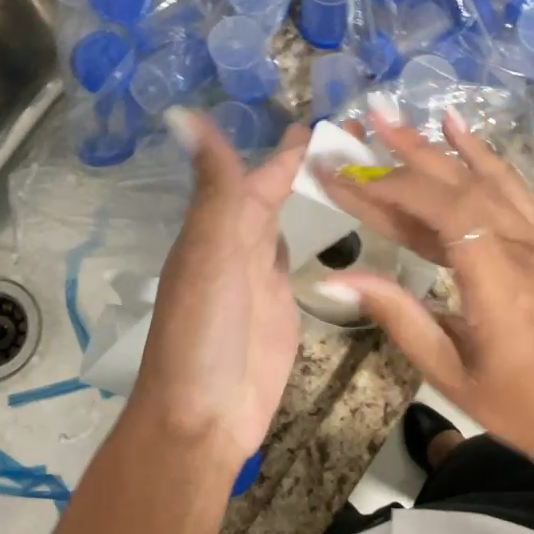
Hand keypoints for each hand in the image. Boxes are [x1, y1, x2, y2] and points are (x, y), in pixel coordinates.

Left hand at [125, 109, 309, 466]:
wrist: (201, 419)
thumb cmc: (202, 334)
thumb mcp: (208, 253)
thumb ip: (213, 188)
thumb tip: (183, 113)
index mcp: (216, 231)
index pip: (256, 179)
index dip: (286, 153)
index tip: (319, 124)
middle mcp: (236, 251)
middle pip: (271, 197)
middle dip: (303, 169)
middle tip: (351, 141)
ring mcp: (259, 284)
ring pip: (282, 226)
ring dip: (305, 199)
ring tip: (343, 174)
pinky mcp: (280, 315)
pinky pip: (293, 266)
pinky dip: (305, 242)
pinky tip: (322, 232)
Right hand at [318, 110, 533, 467]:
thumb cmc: (511, 403)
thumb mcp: (446, 371)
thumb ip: (397, 316)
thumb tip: (339, 279)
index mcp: (503, 291)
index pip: (449, 216)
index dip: (397, 191)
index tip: (350, 180)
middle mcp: (528, 254)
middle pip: (464, 188)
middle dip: (407, 156)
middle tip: (363, 124)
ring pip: (486, 180)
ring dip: (437, 147)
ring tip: (394, 119)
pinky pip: (511, 189)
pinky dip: (480, 156)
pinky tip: (455, 128)